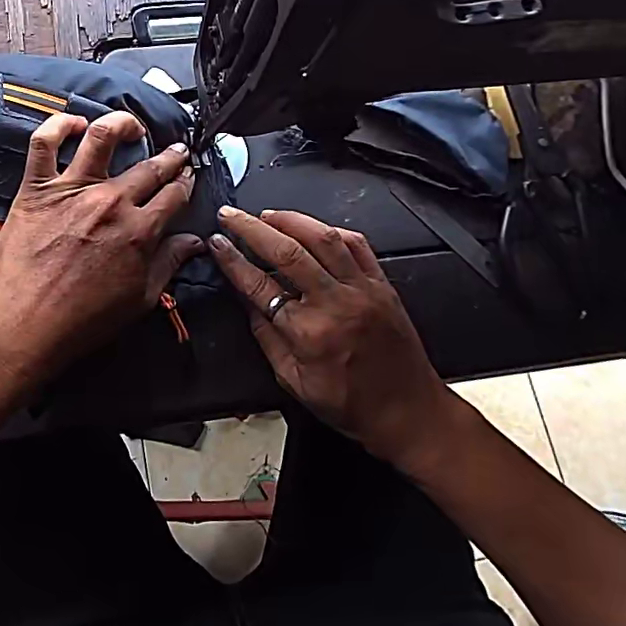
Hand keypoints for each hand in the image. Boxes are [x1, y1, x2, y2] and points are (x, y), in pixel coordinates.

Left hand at [0, 111, 203, 377]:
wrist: (25, 325)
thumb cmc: (80, 319)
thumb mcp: (140, 299)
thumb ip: (169, 264)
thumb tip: (193, 244)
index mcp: (139, 231)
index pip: (174, 193)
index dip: (186, 182)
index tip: (188, 177)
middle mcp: (109, 203)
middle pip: (149, 166)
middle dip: (170, 156)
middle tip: (176, 152)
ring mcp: (72, 191)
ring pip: (103, 138)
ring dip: (123, 124)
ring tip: (132, 126)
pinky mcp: (37, 190)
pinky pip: (44, 143)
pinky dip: (58, 126)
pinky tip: (74, 124)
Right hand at [209, 207, 458, 466]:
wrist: (408, 412)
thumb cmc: (352, 405)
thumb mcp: (293, 381)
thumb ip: (266, 338)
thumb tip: (246, 302)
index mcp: (308, 333)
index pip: (258, 284)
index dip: (232, 260)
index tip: (217, 243)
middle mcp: (336, 304)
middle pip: (286, 251)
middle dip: (252, 227)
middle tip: (231, 215)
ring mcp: (362, 290)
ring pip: (323, 238)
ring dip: (290, 220)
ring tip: (265, 214)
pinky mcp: (382, 285)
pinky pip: (357, 244)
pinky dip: (331, 230)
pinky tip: (312, 227)